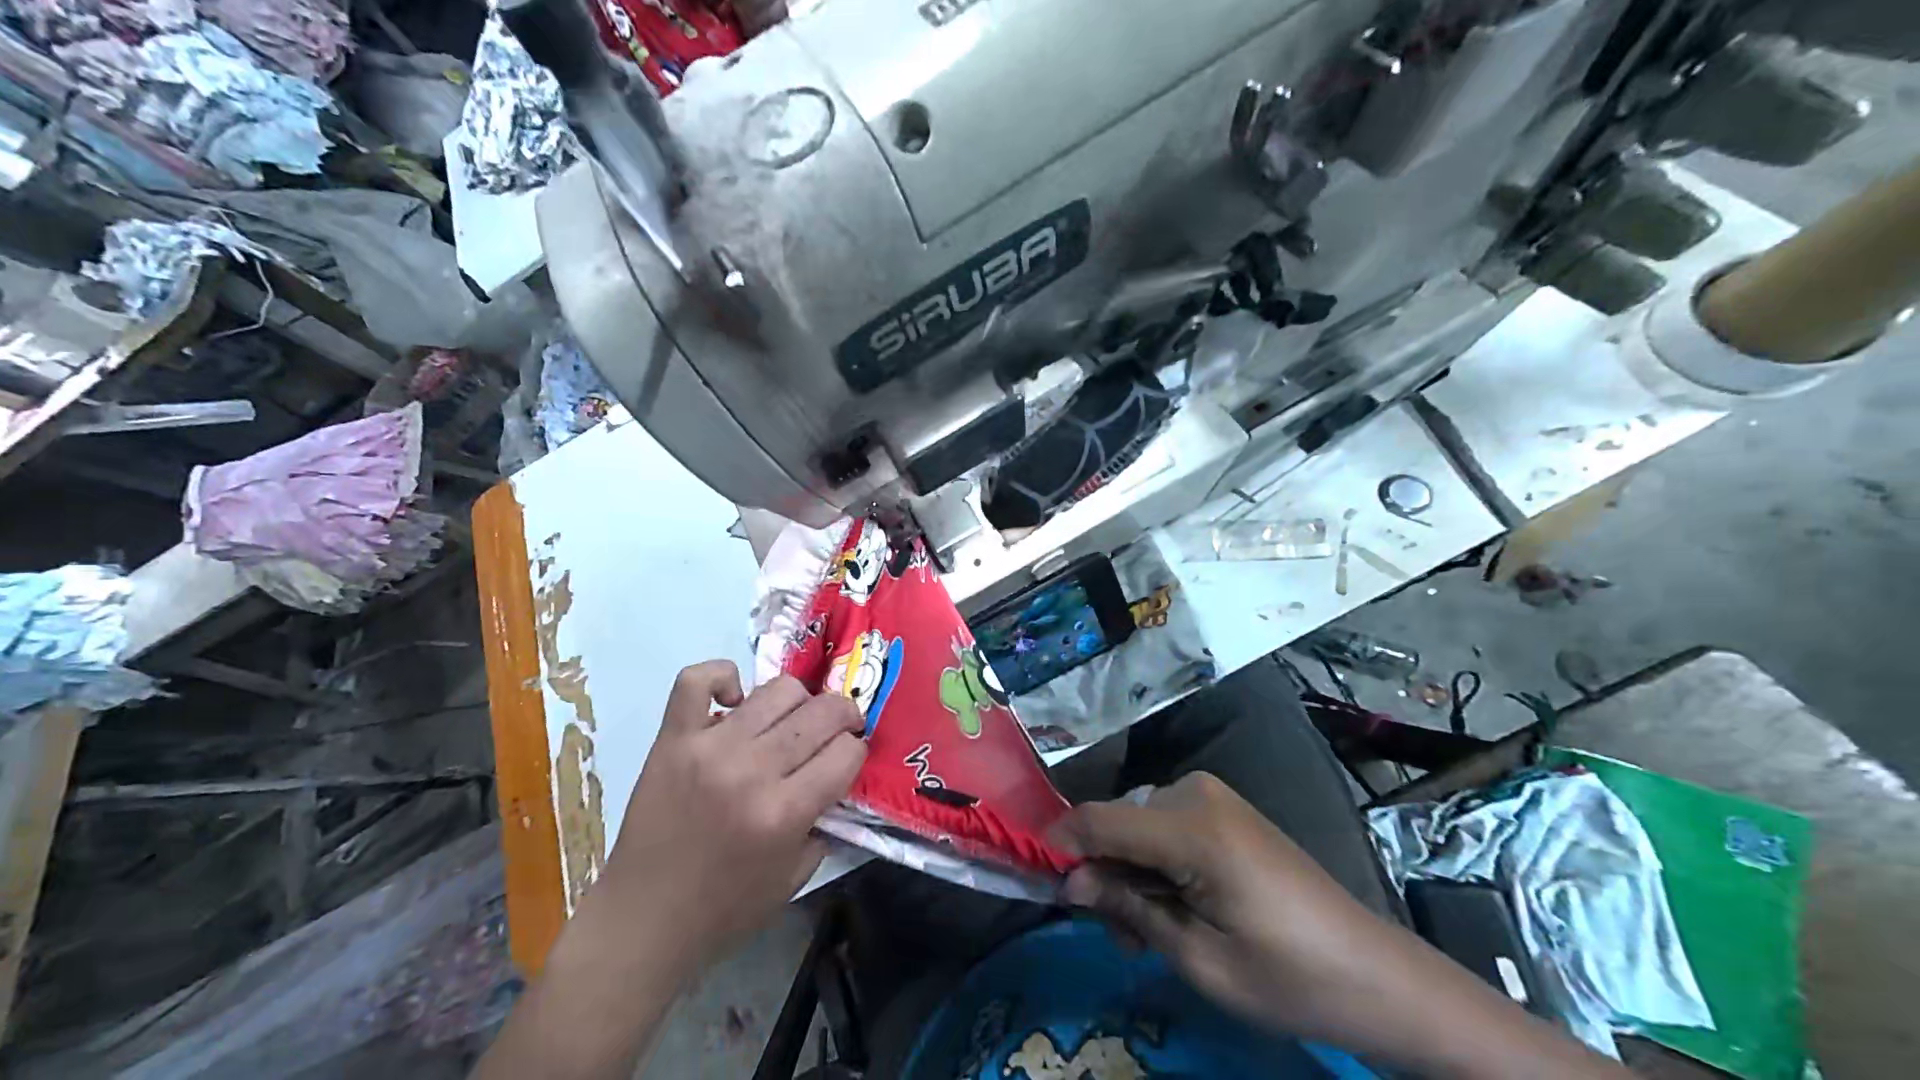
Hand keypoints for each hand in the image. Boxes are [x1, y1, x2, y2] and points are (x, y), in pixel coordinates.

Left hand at [593, 662, 866, 975]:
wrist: (644, 921)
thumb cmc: (724, 909)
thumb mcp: (794, 877)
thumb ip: (824, 822)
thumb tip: (838, 775)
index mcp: (784, 813)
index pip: (846, 752)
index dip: (856, 752)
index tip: (848, 759)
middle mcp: (752, 772)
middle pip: (821, 714)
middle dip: (844, 717)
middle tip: (838, 729)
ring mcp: (709, 749)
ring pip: (777, 690)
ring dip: (799, 701)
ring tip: (791, 720)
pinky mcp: (673, 739)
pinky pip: (697, 680)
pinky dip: (723, 676)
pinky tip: (735, 697)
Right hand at [1050, 774, 1629, 1079]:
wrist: (1374, 973)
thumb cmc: (1287, 976)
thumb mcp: (1196, 957)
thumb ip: (1127, 907)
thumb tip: (1069, 881)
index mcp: (1193, 828)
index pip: (1101, 818)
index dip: (1061, 843)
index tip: (1036, 876)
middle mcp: (1197, 794)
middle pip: (1118, 822)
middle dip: (1103, 872)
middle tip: (1115, 935)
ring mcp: (1214, 797)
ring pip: (1138, 824)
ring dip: (1129, 872)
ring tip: (1144, 932)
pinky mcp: (1224, 809)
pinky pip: (1164, 824)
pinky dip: (1154, 862)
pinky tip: (1171, 904)